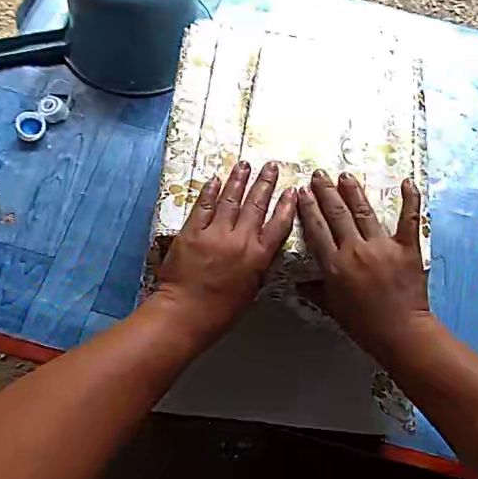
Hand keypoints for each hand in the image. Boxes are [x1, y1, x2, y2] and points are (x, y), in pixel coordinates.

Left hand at [148, 160, 295, 344]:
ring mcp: (215, 233)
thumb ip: (257, 266)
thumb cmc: (220, 312)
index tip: (292, 190)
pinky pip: (204, 206)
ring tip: (245, 164)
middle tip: (271, 166)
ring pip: (231, 200)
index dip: (286, 206)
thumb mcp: (250, 290)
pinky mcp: (192, 232)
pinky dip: (211, 192)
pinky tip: (216, 180)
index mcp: (258, 257)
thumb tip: (259, 250)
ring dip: (239, 180)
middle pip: (256, 205)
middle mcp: (240, 240)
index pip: (278, 226)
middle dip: (265, 183)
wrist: (185, 314)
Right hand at [296, 171, 431, 361]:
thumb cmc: (363, 324)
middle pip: (336, 214)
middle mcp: (355, 250)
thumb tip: (298, 284)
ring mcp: (382, 247)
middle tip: (319, 175)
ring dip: (353, 191)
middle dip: (326, 192)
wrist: (400, 333)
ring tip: (345, 176)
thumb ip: (315, 291)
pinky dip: (410, 199)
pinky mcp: (407, 248)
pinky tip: (407, 182)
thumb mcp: (332, 307)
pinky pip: (408, 219)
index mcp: (334, 265)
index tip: (302, 191)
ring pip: (364, 212)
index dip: (308, 208)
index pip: (317, 229)